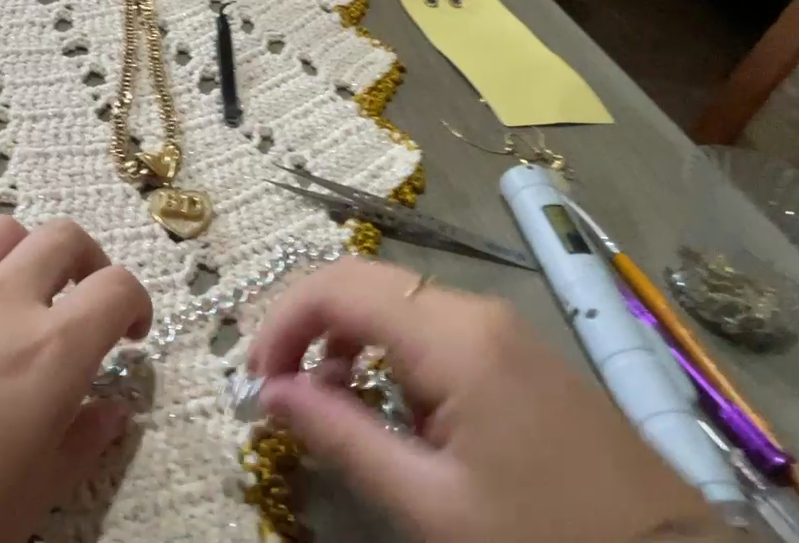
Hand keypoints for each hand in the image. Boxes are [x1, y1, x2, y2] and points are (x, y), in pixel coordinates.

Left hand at [0, 216, 150, 542]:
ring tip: (16, 292)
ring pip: (2, 230)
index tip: (130, 332)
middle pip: (64, 238)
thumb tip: (112, 411)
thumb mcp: (25, 501)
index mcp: (48, 352)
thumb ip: (79, 445)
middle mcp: (1, 300)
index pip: (117, 288)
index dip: (136, 302)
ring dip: (24, 253)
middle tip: (81, 299)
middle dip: (87, 261)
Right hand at [248, 259, 714, 542]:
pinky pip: (430, 324)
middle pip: (362, 282)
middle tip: (276, 383)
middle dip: (306, 322)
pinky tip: (388, 400)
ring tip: (328, 398)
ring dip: (344, 335)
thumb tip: (270, 392)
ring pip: (394, 299)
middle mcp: (474, 309)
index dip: (282, 322)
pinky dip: (386, 347)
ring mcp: (500, 325)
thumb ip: (341, 435)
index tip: (256, 378)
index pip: (338, 288)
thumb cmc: (542, 537)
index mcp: (454, 336)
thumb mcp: (430, 504)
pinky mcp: (516, 348)